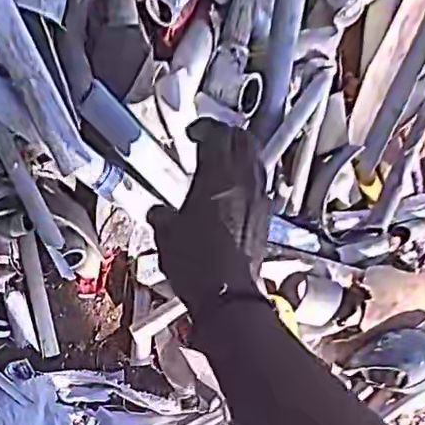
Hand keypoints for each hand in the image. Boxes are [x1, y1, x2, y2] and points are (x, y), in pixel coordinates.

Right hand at [150, 120, 270, 315]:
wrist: (226, 297)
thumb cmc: (200, 266)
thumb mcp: (167, 235)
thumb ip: (163, 216)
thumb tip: (160, 213)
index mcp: (218, 175)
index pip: (217, 133)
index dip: (203, 127)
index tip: (195, 132)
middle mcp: (245, 182)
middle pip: (243, 140)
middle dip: (227, 136)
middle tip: (211, 141)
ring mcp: (259, 201)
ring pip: (255, 162)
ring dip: (240, 157)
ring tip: (223, 165)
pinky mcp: (265, 221)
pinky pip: (260, 188)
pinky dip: (247, 183)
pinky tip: (234, 196)